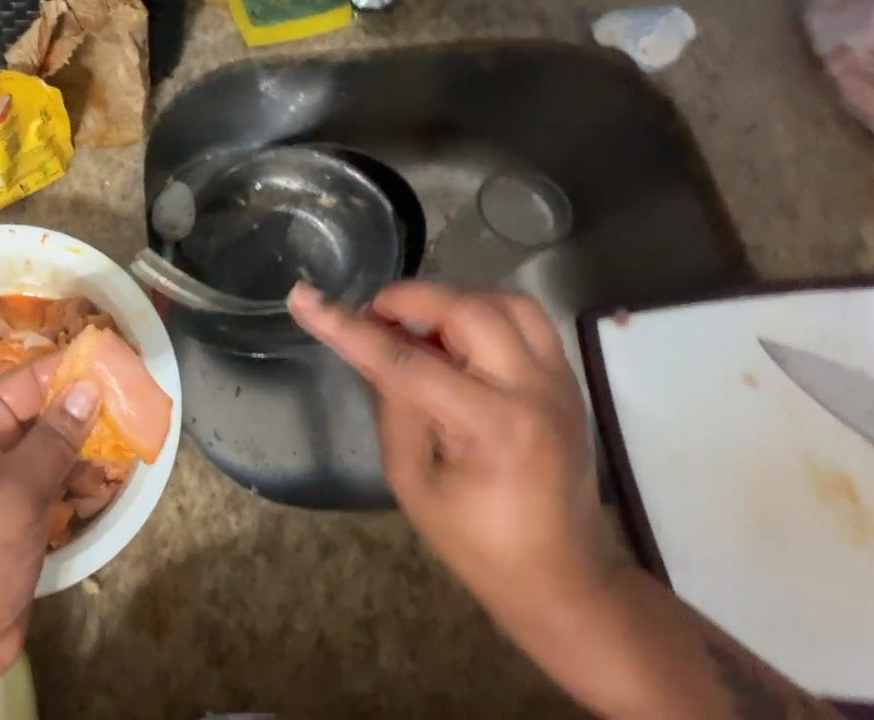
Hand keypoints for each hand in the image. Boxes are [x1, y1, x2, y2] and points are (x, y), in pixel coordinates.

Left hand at [0, 354, 98, 716]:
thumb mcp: (14, 490)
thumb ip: (54, 438)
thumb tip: (87, 386)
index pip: (18, 384)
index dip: (63, 369)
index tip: (110, 357)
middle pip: (34, 418)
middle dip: (79, 409)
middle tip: (133, 397)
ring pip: (44, 455)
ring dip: (82, 447)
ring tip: (133, 430)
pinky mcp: (11, 526)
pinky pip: (46, 490)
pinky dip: (75, 482)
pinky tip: (110, 475)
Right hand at [287, 281, 616, 622]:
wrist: (562, 575)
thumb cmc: (476, 540)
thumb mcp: (412, 479)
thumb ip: (391, 405)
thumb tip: (369, 345)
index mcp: (491, 427)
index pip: (405, 361)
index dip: (348, 327)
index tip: (304, 299)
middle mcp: (532, 392)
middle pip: (467, 310)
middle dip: (408, 299)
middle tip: (373, 314)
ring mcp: (559, 381)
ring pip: (504, 300)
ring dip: (451, 298)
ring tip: (417, 322)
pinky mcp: (568, 379)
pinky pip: (526, 318)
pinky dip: (482, 310)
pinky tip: (454, 335)